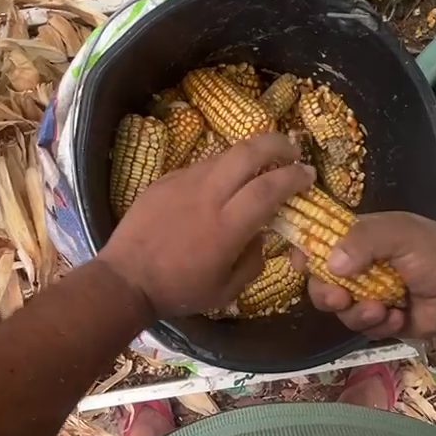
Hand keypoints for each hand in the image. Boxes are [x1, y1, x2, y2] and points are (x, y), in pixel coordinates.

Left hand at [96, 134, 313, 318]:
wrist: (126, 280)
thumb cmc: (179, 291)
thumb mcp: (226, 291)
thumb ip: (252, 262)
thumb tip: (262, 236)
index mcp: (226, 227)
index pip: (269, 188)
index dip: (294, 177)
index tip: (309, 175)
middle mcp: (207, 196)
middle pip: (249, 152)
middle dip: (278, 144)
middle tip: (293, 151)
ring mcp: (184, 183)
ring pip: (225, 155)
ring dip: (250, 154)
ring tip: (261, 165)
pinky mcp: (165, 180)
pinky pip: (202, 166)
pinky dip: (222, 168)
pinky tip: (223, 183)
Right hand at [298, 212, 435, 337]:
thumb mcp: (401, 234)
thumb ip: (364, 241)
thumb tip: (331, 264)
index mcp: (359, 239)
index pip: (320, 244)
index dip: (306, 255)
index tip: (303, 266)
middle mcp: (358, 267)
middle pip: (322, 284)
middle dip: (327, 295)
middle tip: (340, 299)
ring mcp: (368, 295)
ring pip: (341, 311)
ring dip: (358, 313)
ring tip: (382, 310)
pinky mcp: (380, 321)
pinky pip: (364, 329)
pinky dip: (380, 325)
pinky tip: (400, 317)